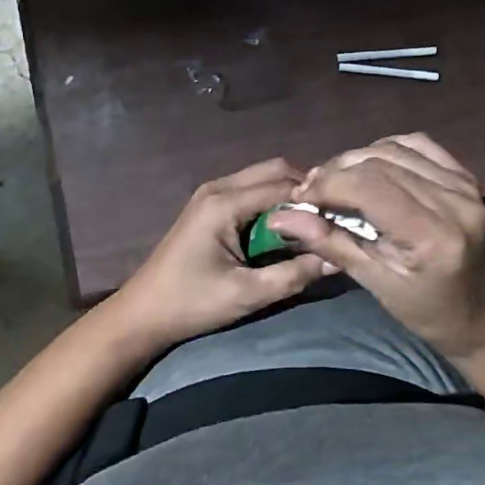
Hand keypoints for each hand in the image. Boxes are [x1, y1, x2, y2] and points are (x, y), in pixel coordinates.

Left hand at [102, 158, 330, 349]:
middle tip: (328, 220)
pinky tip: (285, 228)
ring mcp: (211, 193)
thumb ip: (294, 274)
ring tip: (312, 225)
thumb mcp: (247, 295)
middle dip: (304, 191)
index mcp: (224, 203)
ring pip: (262, 178)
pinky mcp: (210, 206)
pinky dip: (272, 202)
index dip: (314, 200)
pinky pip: (250, 191)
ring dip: (288, 196)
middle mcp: (218, 188)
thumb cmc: (192, 303)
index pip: (283, 185)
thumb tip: (337, 257)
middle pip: (274, 170)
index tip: (341, 220)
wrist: (143, 313)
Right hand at [268, 133, 484, 358]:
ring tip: (335, 180)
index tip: (300, 198)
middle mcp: (453, 201)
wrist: (479, 311)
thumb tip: (281, 216)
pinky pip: (416, 144)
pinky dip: (385, 149)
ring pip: (393, 149)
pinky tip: (369, 167)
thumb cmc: (424, 308)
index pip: (370, 188)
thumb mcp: (374, 283)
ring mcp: (463, 184)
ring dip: (355, 160)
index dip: (328, 185)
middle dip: (336, 173)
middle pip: (378, 164)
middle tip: (311, 192)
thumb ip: (330, 243)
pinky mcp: (464, 175)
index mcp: (433, 237)